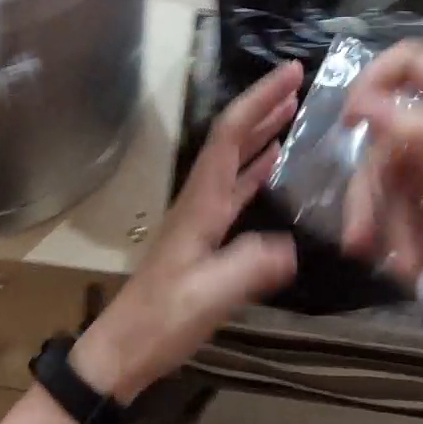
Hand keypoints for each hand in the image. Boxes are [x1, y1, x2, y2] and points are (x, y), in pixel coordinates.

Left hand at [70, 62, 303, 402]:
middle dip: (263, 104)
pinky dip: (256, 168)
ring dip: (261, 130)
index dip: (260, 100)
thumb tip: (292, 245)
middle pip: (231, 138)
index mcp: (201, 202)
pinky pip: (236, 189)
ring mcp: (202, 217)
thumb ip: (249, 267)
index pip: (230, 135)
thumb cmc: (161, 321)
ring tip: (292, 109)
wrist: (124, 350)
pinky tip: (272, 164)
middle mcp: (200, 199)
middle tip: (298, 80)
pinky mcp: (206, 237)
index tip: (291, 73)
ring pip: (234, 159)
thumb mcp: (208, 296)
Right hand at [339, 41, 422, 305]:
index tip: (349, 126)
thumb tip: (362, 101)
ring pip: (398, 184)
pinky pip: (415, 212)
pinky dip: (413, 241)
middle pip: (392, 141)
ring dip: (394, 228)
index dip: (373, 85)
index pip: (411, 66)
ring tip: (406, 272)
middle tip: (359, 240)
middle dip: (375, 192)